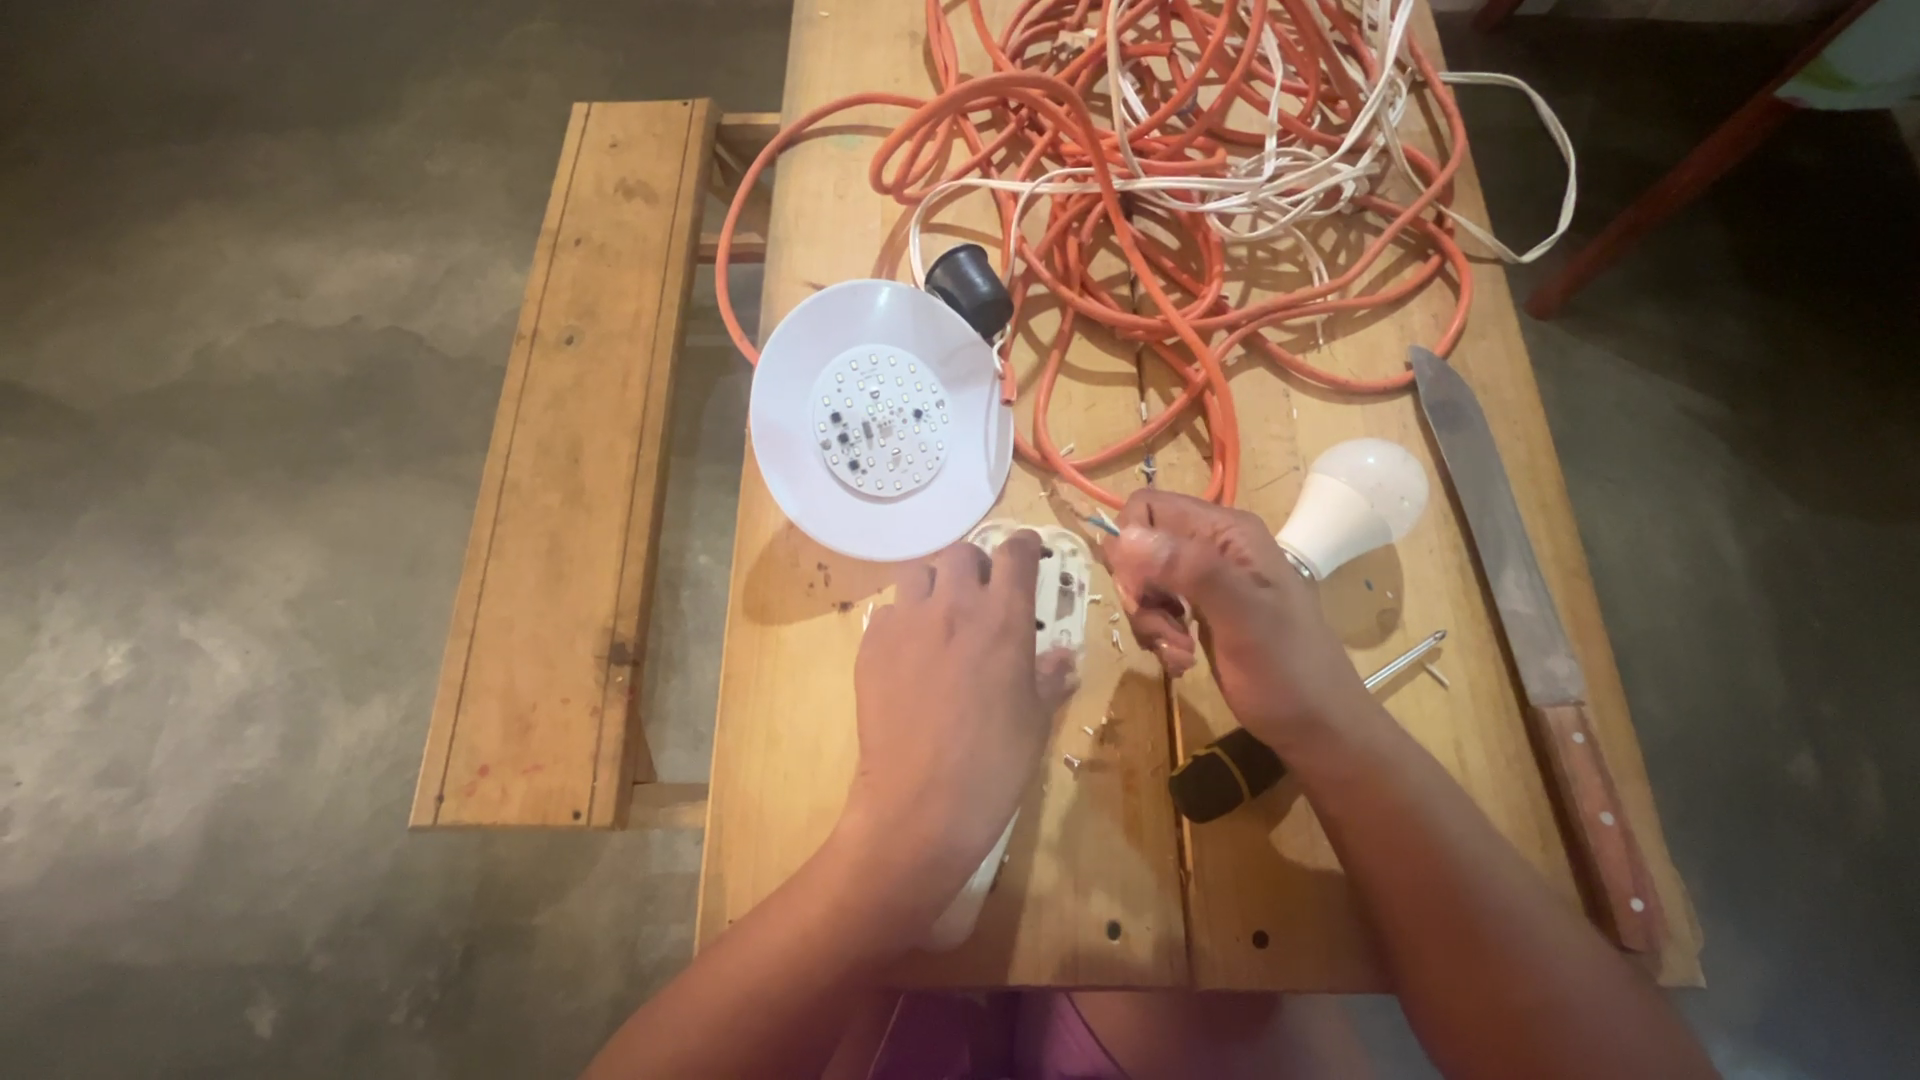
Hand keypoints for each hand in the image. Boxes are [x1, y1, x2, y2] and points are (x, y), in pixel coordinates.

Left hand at [838, 532, 1077, 929]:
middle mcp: (953, 607)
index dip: (1025, 545)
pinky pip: (887, 612)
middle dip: (976, 565)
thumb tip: (1062, 657)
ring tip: (941, 617)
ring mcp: (906, 623)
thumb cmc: (993, 764)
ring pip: (918, 574)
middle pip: (961, 553)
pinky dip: (903, 621)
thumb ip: (1048, 677)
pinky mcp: (871, 645)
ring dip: (935, 585)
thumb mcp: (1036, 720)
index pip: (1015, 553)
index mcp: (1003, 618)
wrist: (920, 803)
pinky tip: (909, 654)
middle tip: (982, 594)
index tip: (1028, 551)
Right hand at [1103, 490, 1371, 751]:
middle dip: (1138, 590)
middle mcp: (1213, 546)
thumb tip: (1125, 537)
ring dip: (1148, 619)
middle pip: (1138, 546)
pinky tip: (1181, 659)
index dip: (1131, 544)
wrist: (1316, 725)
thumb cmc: (1287, 670)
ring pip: (1141, 581)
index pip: (1148, 507)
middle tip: (1163, 625)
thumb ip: (1190, 570)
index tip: (1142, 590)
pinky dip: (1157, 636)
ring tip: (1179, 650)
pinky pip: (1153, 610)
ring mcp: (1204, 580)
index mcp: (1227, 531)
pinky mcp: (1197, 611)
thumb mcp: (1243, 617)